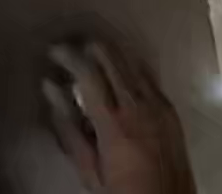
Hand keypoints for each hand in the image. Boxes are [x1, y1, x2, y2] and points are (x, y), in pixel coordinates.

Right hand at [44, 40, 194, 193]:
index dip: (67, 54)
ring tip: (93, 59)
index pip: (87, 71)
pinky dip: (129, 66)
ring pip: (130, 59)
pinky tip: (119, 73)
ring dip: (109, 53)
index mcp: (114, 124)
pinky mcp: (172, 112)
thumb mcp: (90, 173)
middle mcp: (137, 108)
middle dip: (86, 48)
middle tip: (72, 54)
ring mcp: (158, 107)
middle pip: (109, 56)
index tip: (53, 51)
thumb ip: (68, 129)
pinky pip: (148, 75)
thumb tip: (49, 88)